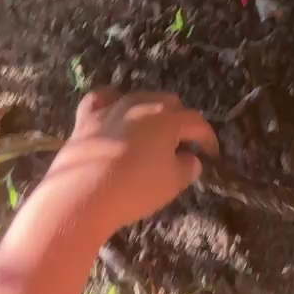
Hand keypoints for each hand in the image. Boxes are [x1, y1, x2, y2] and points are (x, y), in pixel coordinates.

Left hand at [41, 90, 218, 231]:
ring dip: (151, 112)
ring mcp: (114, 107)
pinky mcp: (88, 117)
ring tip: (151, 133)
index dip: (208, 138)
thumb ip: (188, 167)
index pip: (196, 123)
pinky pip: (102, 99)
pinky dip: (111, 102)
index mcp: (169, 118)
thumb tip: (191, 159)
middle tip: (180, 144)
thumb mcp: (172, 184)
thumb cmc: (135, 189)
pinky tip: (113, 111)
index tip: (212, 154)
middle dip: (180, 120)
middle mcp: (144, 104)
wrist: (82, 196)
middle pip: (170, 104)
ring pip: (140, 97)